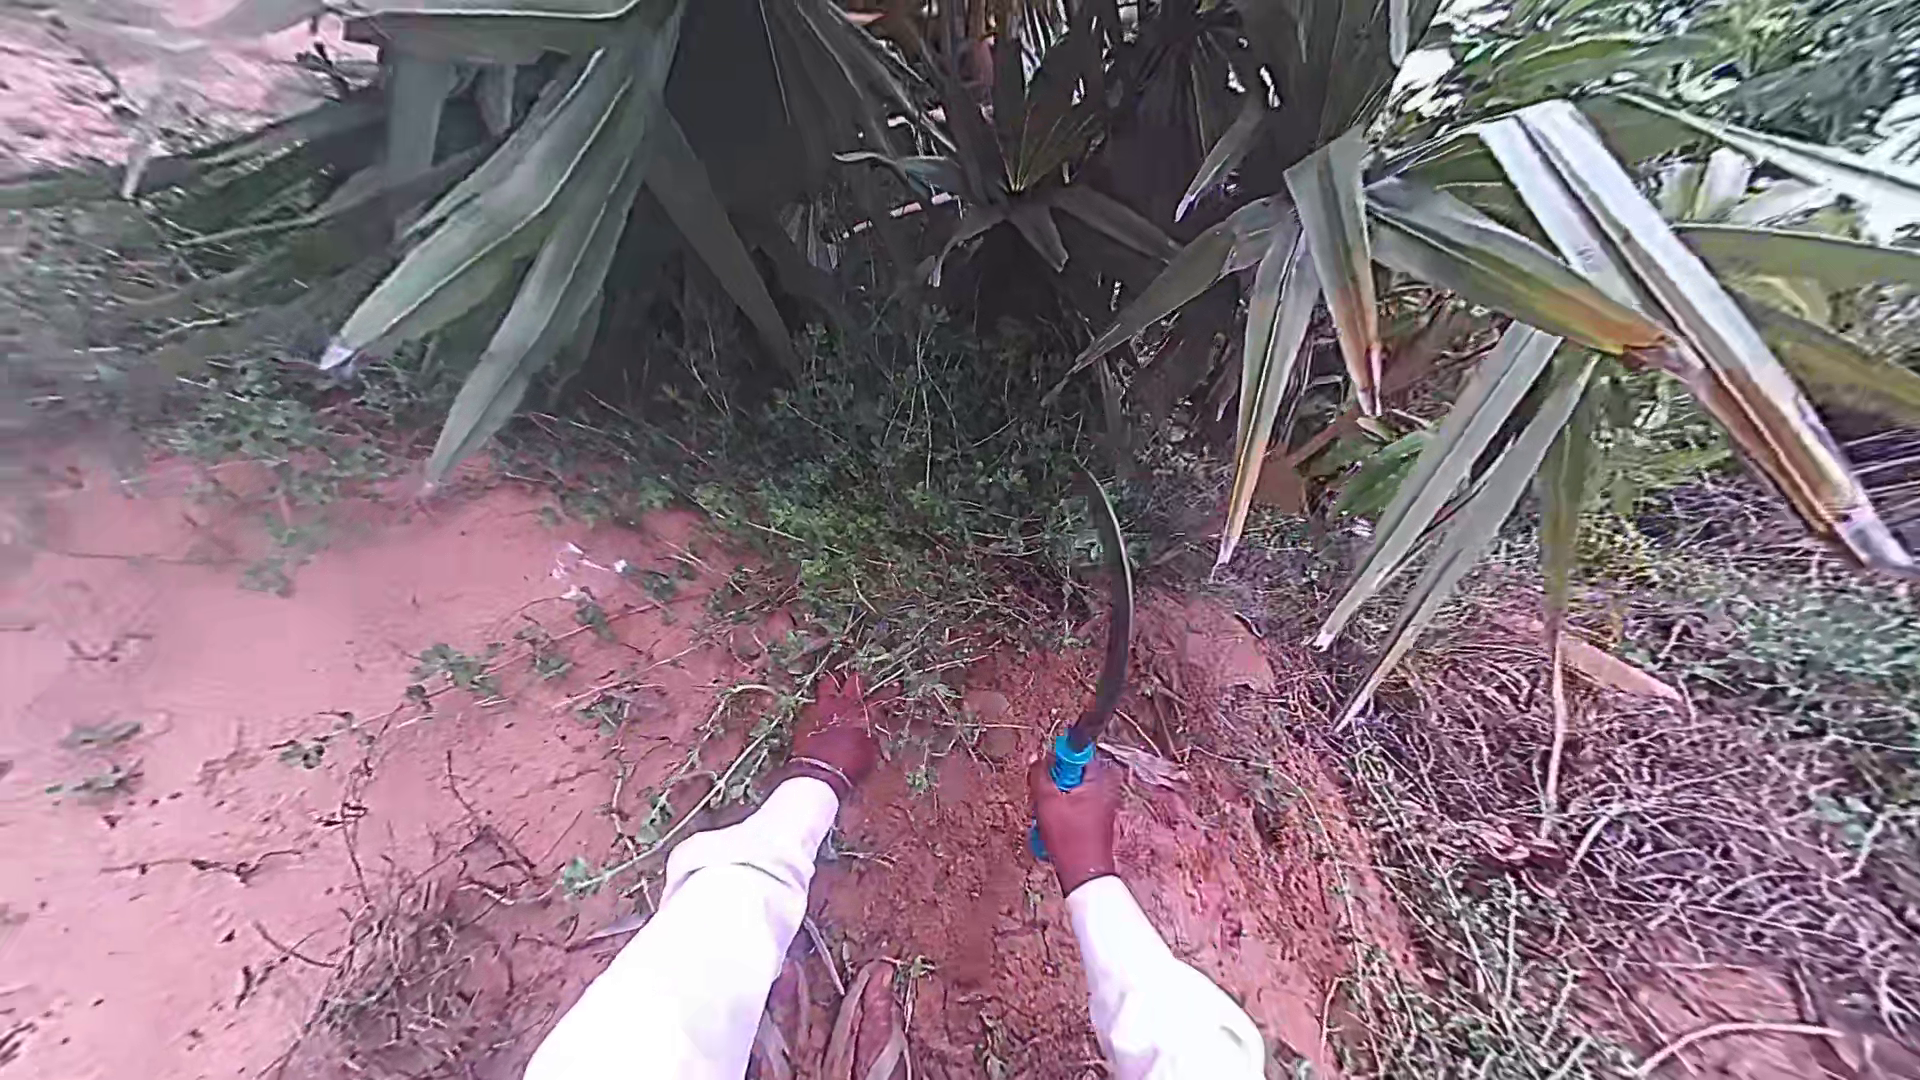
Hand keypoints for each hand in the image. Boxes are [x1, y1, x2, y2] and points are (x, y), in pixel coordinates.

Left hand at [786, 671, 879, 799]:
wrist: (819, 775)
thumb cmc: (850, 769)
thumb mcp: (871, 754)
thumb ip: (873, 738)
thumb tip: (875, 735)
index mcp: (864, 714)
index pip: (882, 697)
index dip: (890, 692)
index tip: (895, 687)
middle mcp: (845, 706)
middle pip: (854, 682)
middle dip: (857, 681)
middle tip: (858, 681)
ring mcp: (824, 709)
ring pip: (828, 684)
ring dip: (833, 683)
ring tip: (834, 682)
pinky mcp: (806, 717)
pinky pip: (812, 704)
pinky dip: (816, 706)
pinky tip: (816, 711)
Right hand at [1029, 752, 1120, 894]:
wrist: (1084, 876)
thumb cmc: (1070, 839)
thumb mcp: (1046, 801)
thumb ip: (1039, 775)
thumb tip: (1036, 758)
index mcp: (1098, 782)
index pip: (1079, 755)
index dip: (1060, 759)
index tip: (1048, 769)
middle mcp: (1105, 792)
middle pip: (1074, 775)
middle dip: (1055, 783)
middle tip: (1045, 795)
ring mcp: (1103, 809)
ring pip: (1073, 793)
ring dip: (1057, 800)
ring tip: (1047, 814)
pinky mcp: (1098, 824)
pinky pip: (1077, 808)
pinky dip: (1064, 813)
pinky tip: (1053, 827)